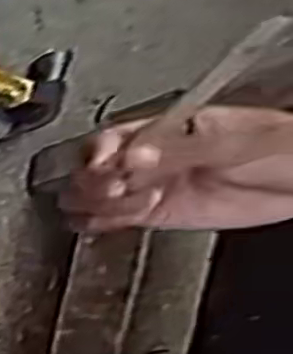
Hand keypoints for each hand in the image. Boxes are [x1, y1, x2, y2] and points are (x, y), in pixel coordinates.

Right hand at [62, 106, 292, 231]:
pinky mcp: (141, 214)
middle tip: (120, 187)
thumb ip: (182, 148)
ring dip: (97, 205)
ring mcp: (139, 188)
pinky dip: (102, 222)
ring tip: (135, 202)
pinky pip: (96, 222)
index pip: (105, 140)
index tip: (110, 164)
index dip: (98, 154)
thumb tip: (133, 156)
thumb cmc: (287, 150)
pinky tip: (133, 215)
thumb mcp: (239, 140)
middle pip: (84, 172)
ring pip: (81, 199)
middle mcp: (142, 160)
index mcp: (162, 131)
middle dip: (94, 183)